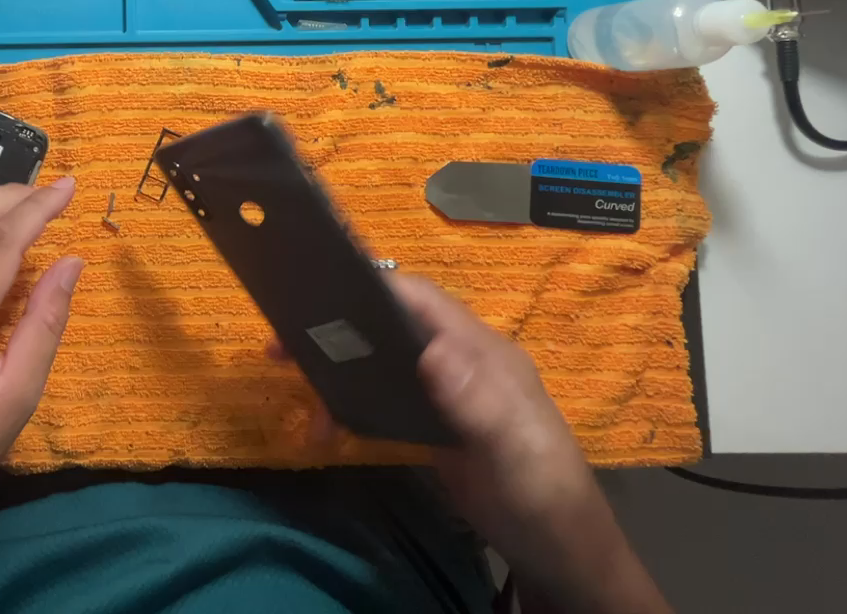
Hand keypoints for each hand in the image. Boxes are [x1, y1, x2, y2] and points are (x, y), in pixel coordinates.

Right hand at [276, 274, 668, 612]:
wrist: (562, 560)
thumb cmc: (542, 499)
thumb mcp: (513, 453)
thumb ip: (477, 401)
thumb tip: (429, 350)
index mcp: (482, 352)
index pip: (421, 299)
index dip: (374, 285)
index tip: (320, 290)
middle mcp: (458, 359)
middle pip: (389, 322)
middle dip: (337, 325)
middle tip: (284, 341)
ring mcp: (442, 388)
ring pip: (377, 356)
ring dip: (335, 365)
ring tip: (289, 374)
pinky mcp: (429, 417)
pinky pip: (378, 393)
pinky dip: (347, 402)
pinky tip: (326, 424)